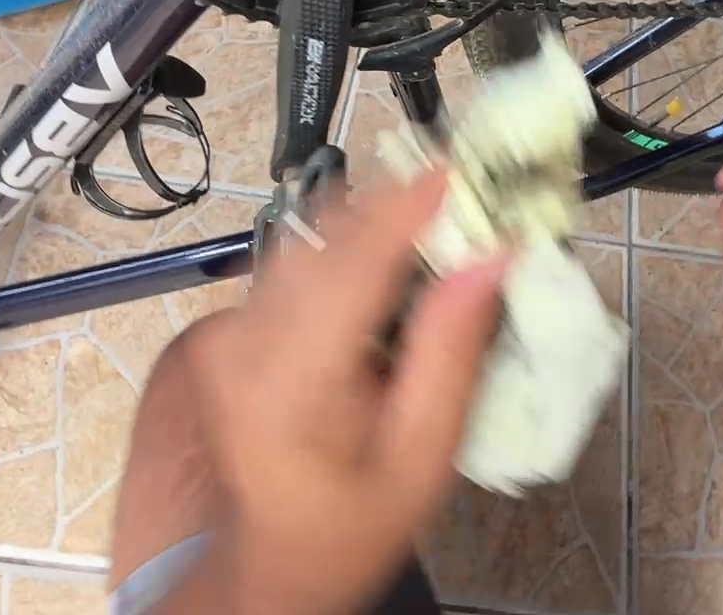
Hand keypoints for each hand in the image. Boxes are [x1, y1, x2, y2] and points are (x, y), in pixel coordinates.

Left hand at [182, 175, 505, 614]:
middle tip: (463, 192)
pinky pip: (297, 253)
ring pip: (309, 234)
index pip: (350, 266)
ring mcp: (231, 328)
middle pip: (325, 236)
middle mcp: (245, 342)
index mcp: (290, 385)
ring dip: (374, 214)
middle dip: (397, 202)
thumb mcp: (425, 452)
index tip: (458, 170)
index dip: (405, 207)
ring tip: (435, 215)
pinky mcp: (234, 320)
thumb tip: (491, 255)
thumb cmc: (358, 516)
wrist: (280, 552)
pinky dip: (349, 236)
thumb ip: (453, 349)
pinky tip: (390, 248)